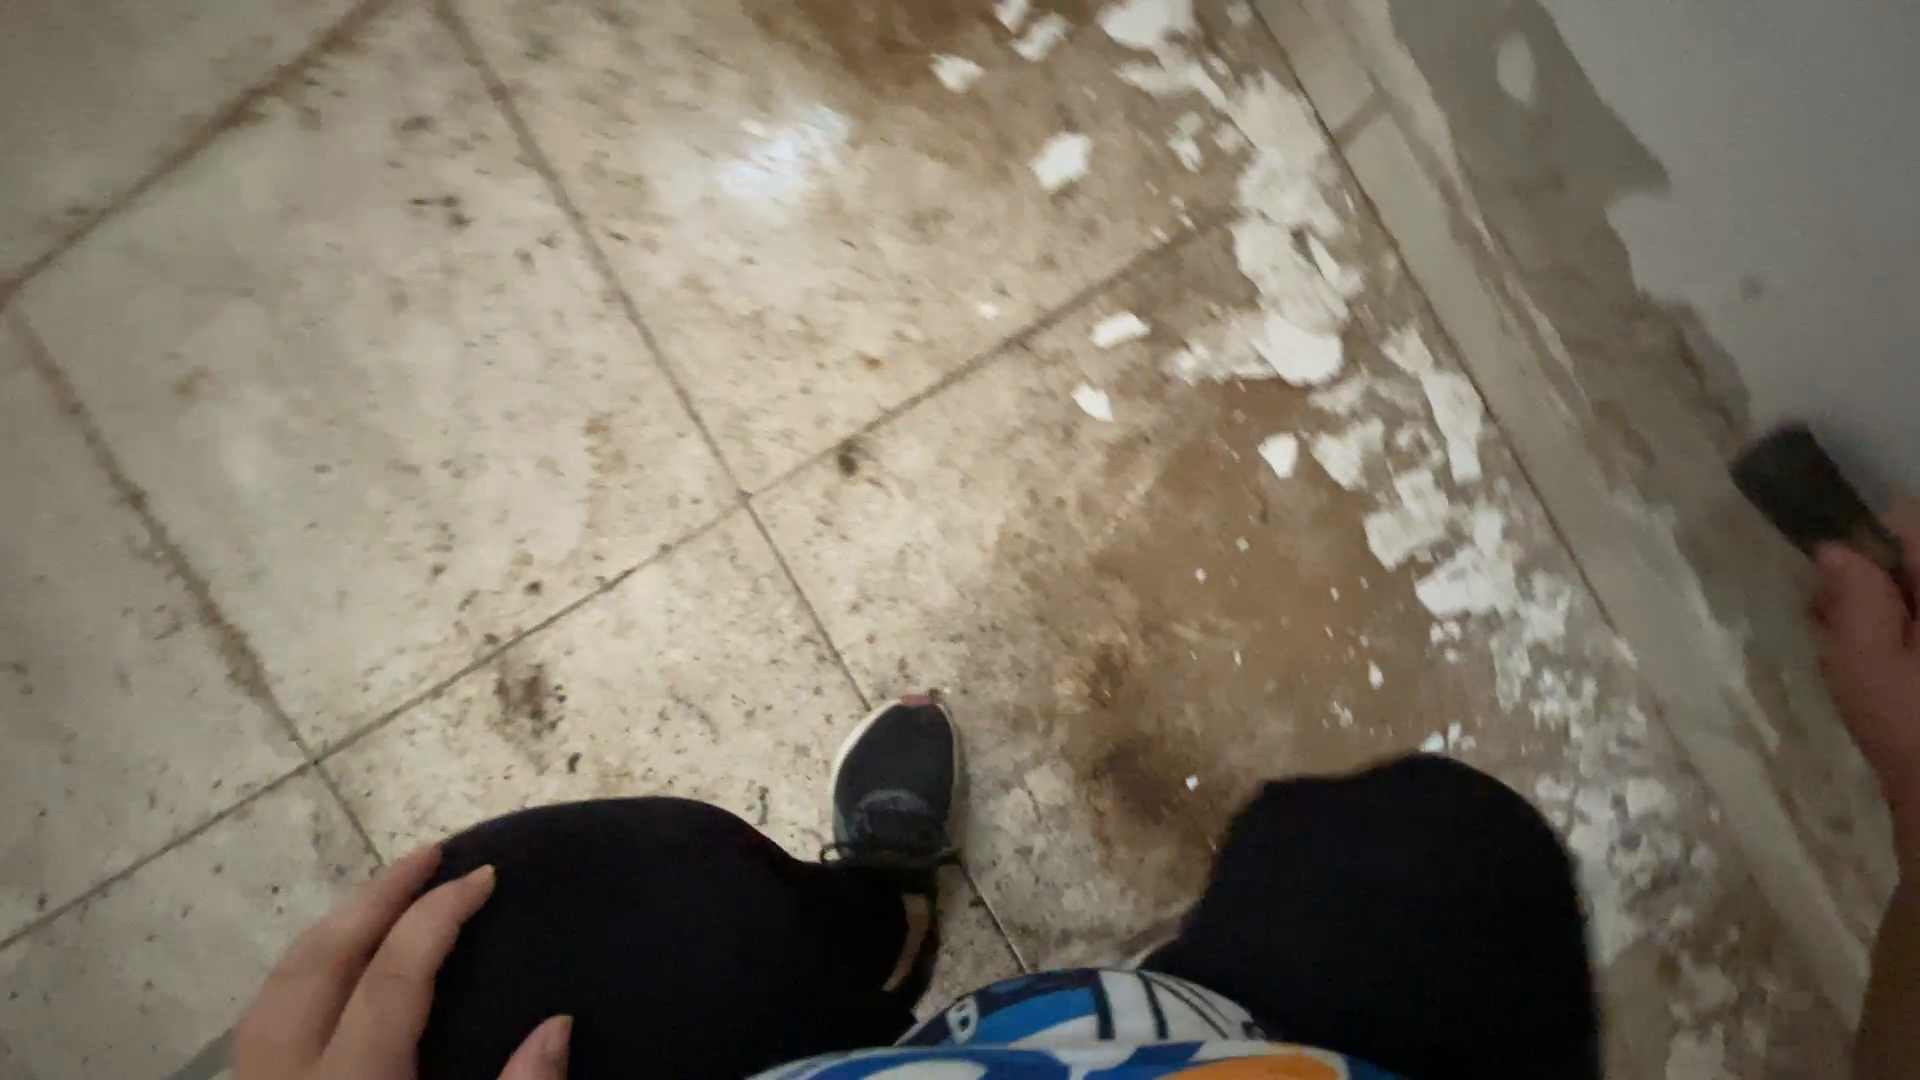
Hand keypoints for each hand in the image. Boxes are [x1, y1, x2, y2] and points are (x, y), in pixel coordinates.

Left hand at [234, 846, 569, 1079]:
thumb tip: (559, 1024)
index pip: (392, 977)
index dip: (438, 914)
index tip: (485, 874)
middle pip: (314, 969)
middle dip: (374, 898)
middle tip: (431, 854)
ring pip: (275, 992)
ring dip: (337, 926)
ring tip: (392, 892)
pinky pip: (270, 1023)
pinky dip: (312, 971)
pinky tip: (349, 966)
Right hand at [1811, 501, 1919, 844]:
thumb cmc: (1908, 722)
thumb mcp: (1864, 659)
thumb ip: (1856, 597)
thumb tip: (1835, 549)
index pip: (1914, 527)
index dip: (1865, 534)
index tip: (1824, 562)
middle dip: (1871, 572)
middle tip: (1824, 610)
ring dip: (1885, 598)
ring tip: (1844, 633)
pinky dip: (1904, 621)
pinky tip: (1881, 649)